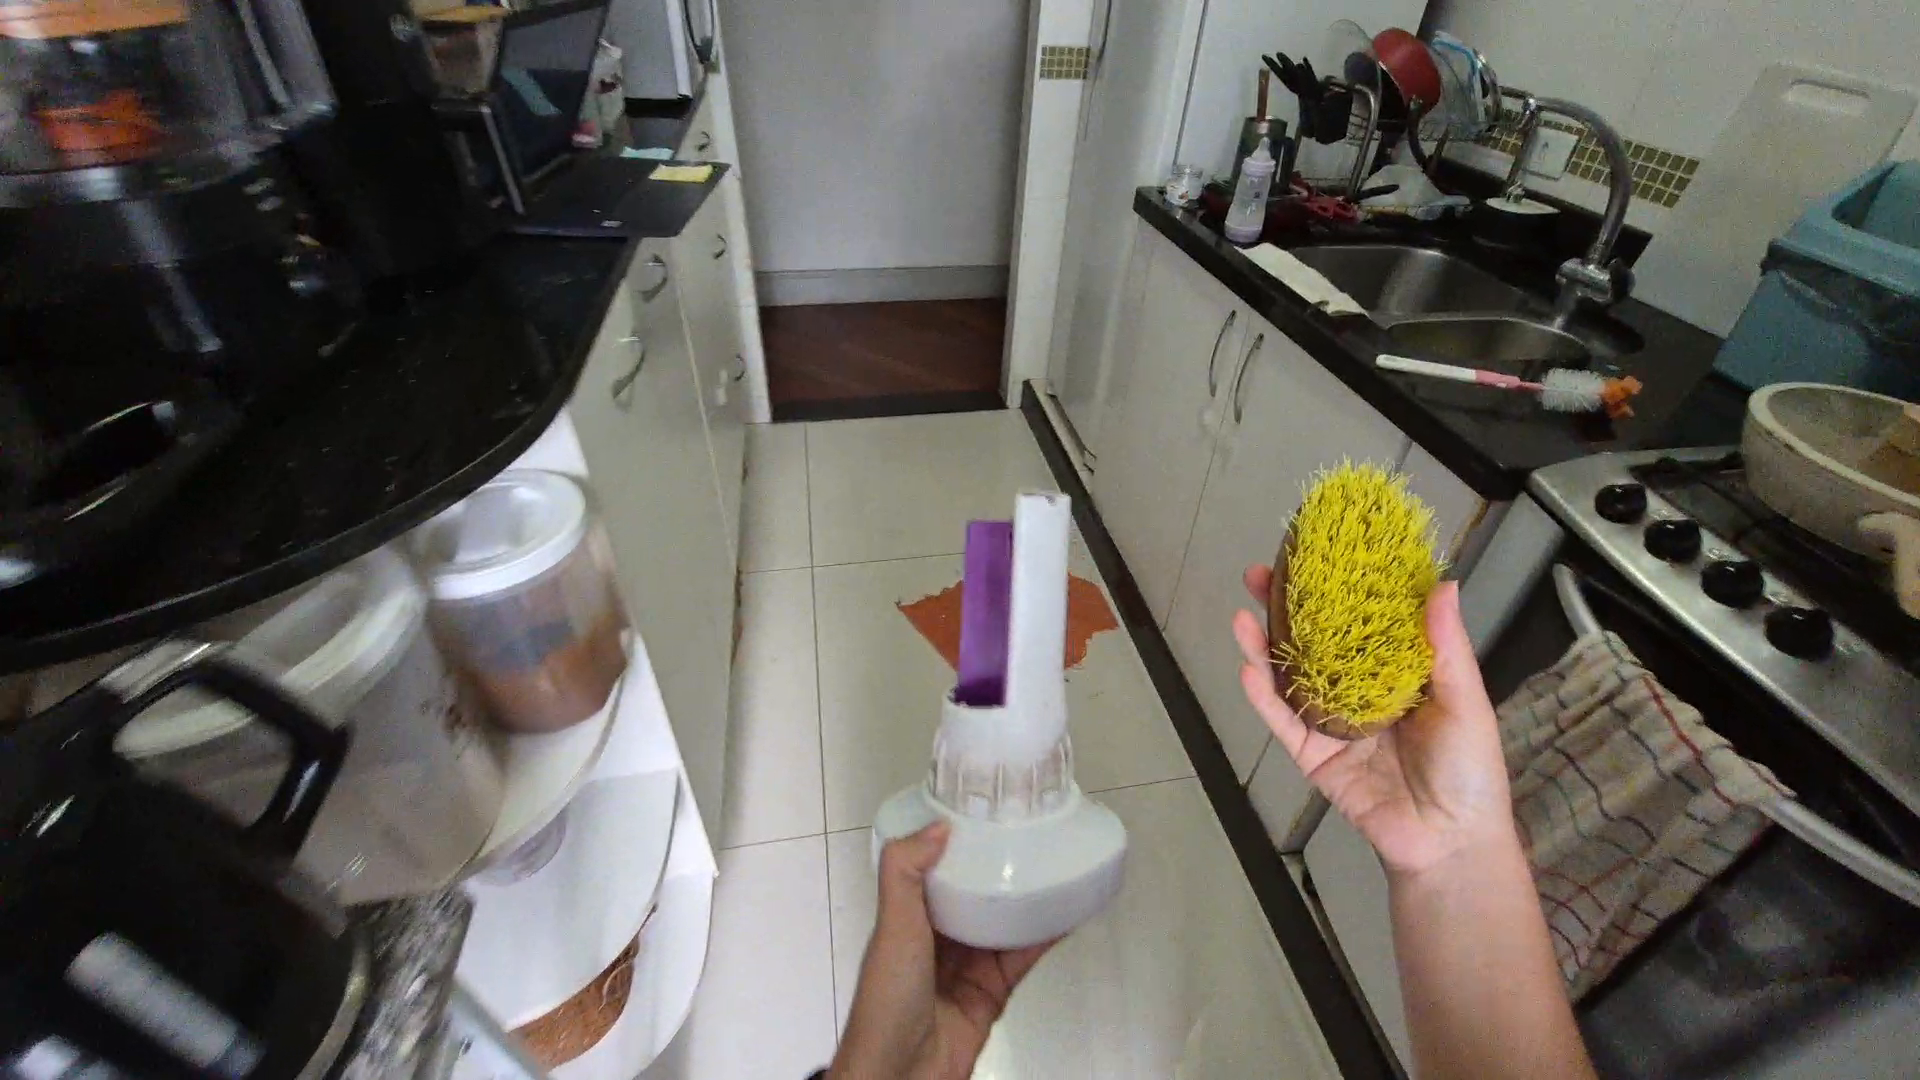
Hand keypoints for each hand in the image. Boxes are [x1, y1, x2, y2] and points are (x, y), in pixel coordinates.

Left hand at [830, 822, 1055, 1079]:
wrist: (904, 1076)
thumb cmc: (891, 992)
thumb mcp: (892, 924)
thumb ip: (904, 872)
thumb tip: (942, 824)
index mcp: (910, 914)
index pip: (934, 867)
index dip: (955, 840)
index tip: (981, 808)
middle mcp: (939, 934)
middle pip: (973, 890)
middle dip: (995, 863)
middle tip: (1027, 828)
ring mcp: (969, 962)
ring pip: (1002, 919)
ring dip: (1024, 894)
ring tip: (1053, 859)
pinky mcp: (995, 989)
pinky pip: (1023, 954)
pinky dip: (1044, 934)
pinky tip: (1066, 910)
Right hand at [1232, 567, 1516, 878]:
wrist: (1450, 840)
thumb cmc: (1468, 769)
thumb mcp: (1465, 702)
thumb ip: (1444, 647)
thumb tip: (1442, 584)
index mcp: (1391, 674)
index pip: (1354, 622)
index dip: (1331, 590)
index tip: (1311, 557)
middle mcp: (1353, 691)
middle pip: (1309, 643)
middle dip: (1281, 611)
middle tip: (1257, 578)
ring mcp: (1327, 721)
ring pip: (1285, 677)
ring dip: (1260, 647)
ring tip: (1241, 617)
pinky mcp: (1310, 753)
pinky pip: (1281, 720)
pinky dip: (1262, 696)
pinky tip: (1247, 669)